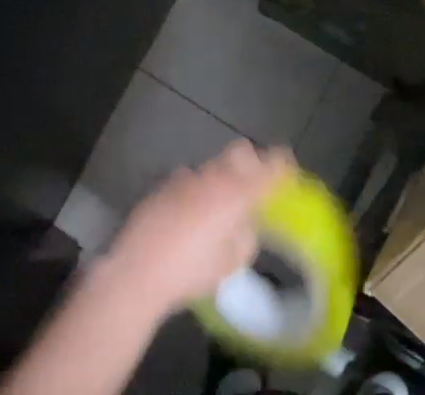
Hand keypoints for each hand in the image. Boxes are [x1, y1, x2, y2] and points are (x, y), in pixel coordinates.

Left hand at [96, 139, 294, 317]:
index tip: (288, 166)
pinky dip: (198, 190)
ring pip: (213, 166)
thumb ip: (244, 238)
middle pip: (239, 152)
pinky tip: (191, 214)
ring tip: (221, 204)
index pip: (267, 169)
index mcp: (234, 195)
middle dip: (252, 161)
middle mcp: (211, 179)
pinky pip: (189, 180)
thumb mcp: (229, 263)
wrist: (136, 271)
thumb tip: (243, 226)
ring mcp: (184, 179)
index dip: (281, 164)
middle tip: (256, 180)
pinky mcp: (162, 187)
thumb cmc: (189, 271)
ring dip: (223, 177)